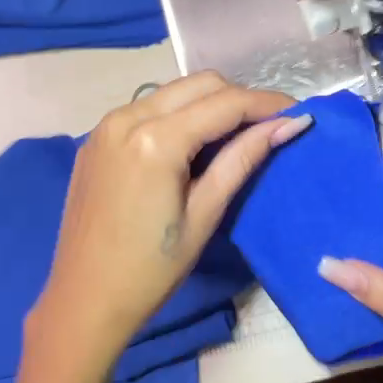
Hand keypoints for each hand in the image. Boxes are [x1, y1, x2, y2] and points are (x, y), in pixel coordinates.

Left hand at [31, 72, 306, 364]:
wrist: (84, 299)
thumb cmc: (150, 270)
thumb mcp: (204, 215)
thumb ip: (241, 161)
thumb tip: (285, 126)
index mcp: (156, 140)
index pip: (224, 102)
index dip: (267, 104)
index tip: (298, 114)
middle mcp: (126, 117)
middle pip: (198, 84)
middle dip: (238, 98)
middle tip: (269, 127)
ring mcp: (105, 125)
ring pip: (171, 92)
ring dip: (207, 104)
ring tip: (235, 136)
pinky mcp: (95, 140)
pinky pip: (145, 109)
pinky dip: (176, 115)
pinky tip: (191, 147)